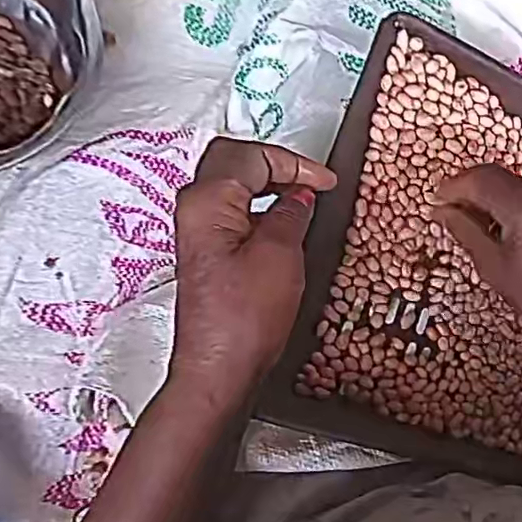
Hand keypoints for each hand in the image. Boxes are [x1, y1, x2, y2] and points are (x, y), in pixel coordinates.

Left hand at [167, 138, 335, 406]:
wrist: (223, 365)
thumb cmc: (245, 318)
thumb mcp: (280, 255)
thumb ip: (290, 215)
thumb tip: (300, 198)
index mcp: (206, 201)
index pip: (250, 157)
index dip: (294, 163)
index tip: (326, 180)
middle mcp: (195, 211)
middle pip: (233, 163)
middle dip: (277, 164)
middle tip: (313, 179)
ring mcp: (200, 235)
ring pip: (234, 188)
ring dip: (270, 186)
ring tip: (306, 197)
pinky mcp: (212, 257)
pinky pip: (237, 216)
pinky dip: (264, 211)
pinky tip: (287, 226)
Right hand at [432, 165, 521, 332]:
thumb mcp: (491, 264)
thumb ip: (464, 230)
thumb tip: (443, 211)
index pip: (478, 180)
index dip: (452, 188)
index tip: (436, 200)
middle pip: (492, 174)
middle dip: (465, 186)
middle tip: (447, 207)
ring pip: (506, 180)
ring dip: (483, 191)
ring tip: (465, 216)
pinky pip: (520, 190)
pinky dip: (500, 198)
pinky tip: (489, 219)